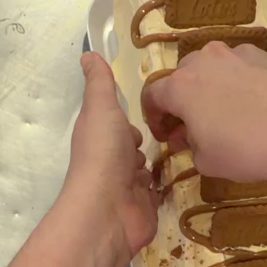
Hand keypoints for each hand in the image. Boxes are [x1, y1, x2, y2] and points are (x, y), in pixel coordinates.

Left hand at [61, 52, 158, 257]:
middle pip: (131, 150)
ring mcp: (127, 190)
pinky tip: (179, 176)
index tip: (148, 113)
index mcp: (98, 140)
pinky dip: (165, 186)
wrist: (109, 211)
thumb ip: (99, 83)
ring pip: (145, 172)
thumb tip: (88, 55)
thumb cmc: (103, 154)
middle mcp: (110, 165)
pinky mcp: (144, 209)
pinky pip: (157, 194)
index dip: (127, 121)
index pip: (115, 128)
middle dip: (144, 144)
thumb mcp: (101, 107)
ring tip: (177, 152)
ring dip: (156, 165)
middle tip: (167, 133)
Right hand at [141, 42, 266, 186]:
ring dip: (209, 91)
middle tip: (192, 128)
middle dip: (181, 102)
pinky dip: (236, 86)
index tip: (165, 136)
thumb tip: (188, 136)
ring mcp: (237, 53)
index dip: (153, 118)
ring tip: (223, 117)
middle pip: (182, 77)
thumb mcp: (206, 161)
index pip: (152, 95)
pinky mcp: (265, 56)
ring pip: (212, 69)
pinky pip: (240, 69)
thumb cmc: (244, 150)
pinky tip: (252, 109)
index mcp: (181, 86)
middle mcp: (205, 60)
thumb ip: (189, 146)